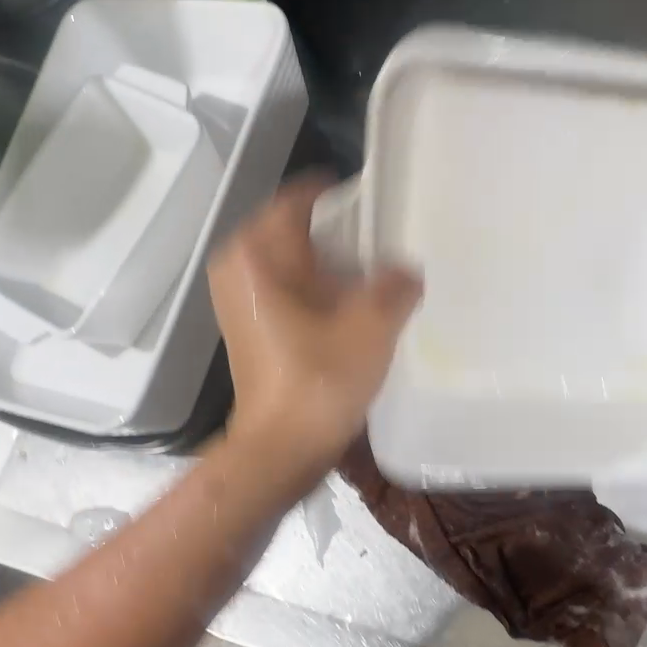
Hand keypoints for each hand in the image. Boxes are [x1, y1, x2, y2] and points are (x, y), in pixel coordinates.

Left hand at [208, 176, 422, 463]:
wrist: (283, 449)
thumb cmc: (320, 383)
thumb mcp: (371, 328)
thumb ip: (395, 287)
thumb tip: (407, 272)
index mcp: (258, 254)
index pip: (300, 200)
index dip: (342, 198)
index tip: (380, 202)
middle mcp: (239, 268)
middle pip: (298, 232)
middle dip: (342, 236)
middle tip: (388, 244)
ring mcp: (240, 300)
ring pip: (295, 265)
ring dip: (335, 269)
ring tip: (379, 279)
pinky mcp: (251, 329)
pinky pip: (290, 292)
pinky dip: (321, 294)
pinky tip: (356, 312)